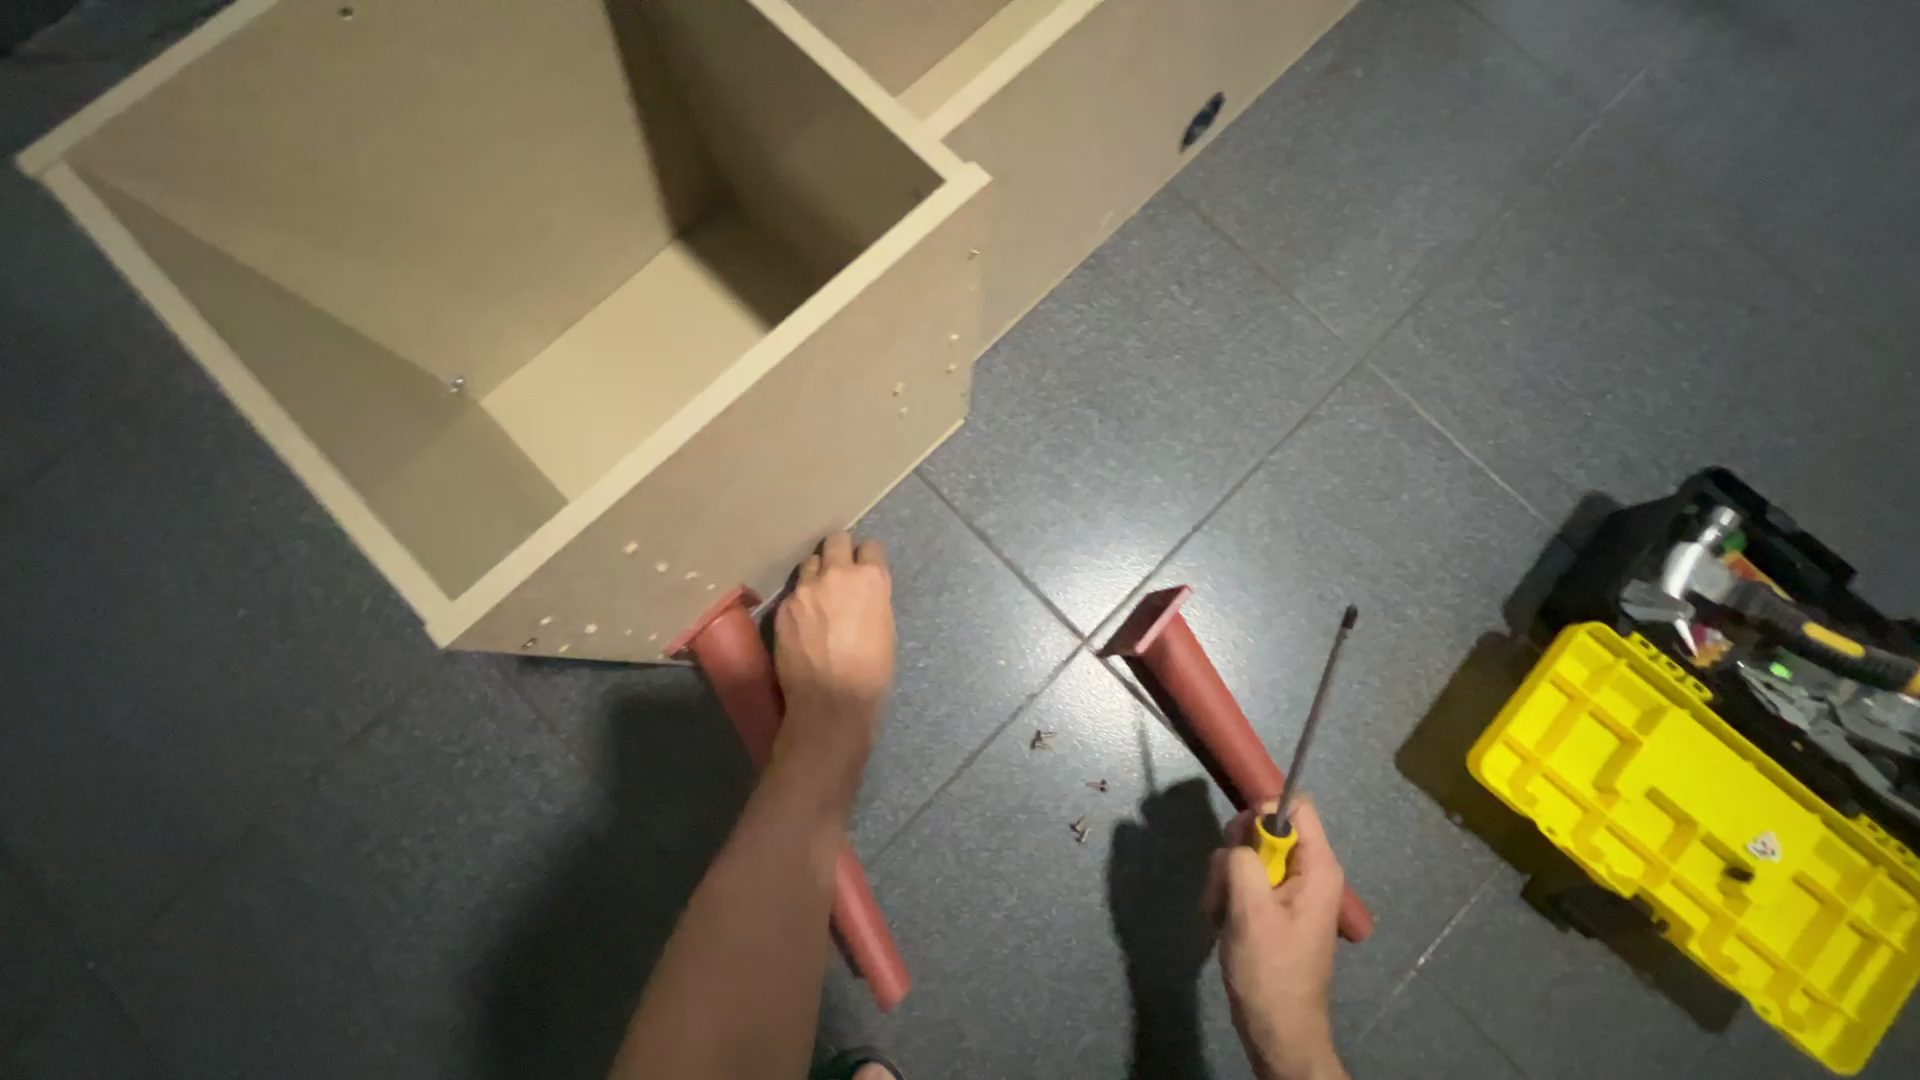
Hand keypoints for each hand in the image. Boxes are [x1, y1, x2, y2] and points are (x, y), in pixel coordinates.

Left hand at [773, 532, 895, 764]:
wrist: (831, 703)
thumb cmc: (872, 673)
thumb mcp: (886, 629)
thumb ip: (874, 601)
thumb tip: (863, 594)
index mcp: (871, 579)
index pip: (871, 547)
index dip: (868, 558)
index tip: (866, 567)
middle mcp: (836, 575)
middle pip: (835, 540)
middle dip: (839, 550)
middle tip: (840, 568)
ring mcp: (804, 590)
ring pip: (810, 563)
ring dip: (816, 573)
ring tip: (819, 594)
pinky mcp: (783, 608)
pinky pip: (793, 594)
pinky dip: (800, 601)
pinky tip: (804, 621)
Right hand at [1204, 797, 1349, 1079]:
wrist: (1277, 1030)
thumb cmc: (1269, 970)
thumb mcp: (1250, 909)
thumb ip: (1243, 859)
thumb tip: (1239, 840)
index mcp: (1318, 868)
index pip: (1296, 807)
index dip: (1263, 812)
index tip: (1240, 840)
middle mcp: (1309, 872)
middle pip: (1266, 828)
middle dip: (1236, 849)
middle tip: (1225, 880)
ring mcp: (1290, 890)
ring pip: (1247, 853)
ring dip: (1224, 876)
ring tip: (1221, 911)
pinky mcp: (1272, 906)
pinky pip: (1244, 877)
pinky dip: (1226, 892)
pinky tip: (1221, 919)